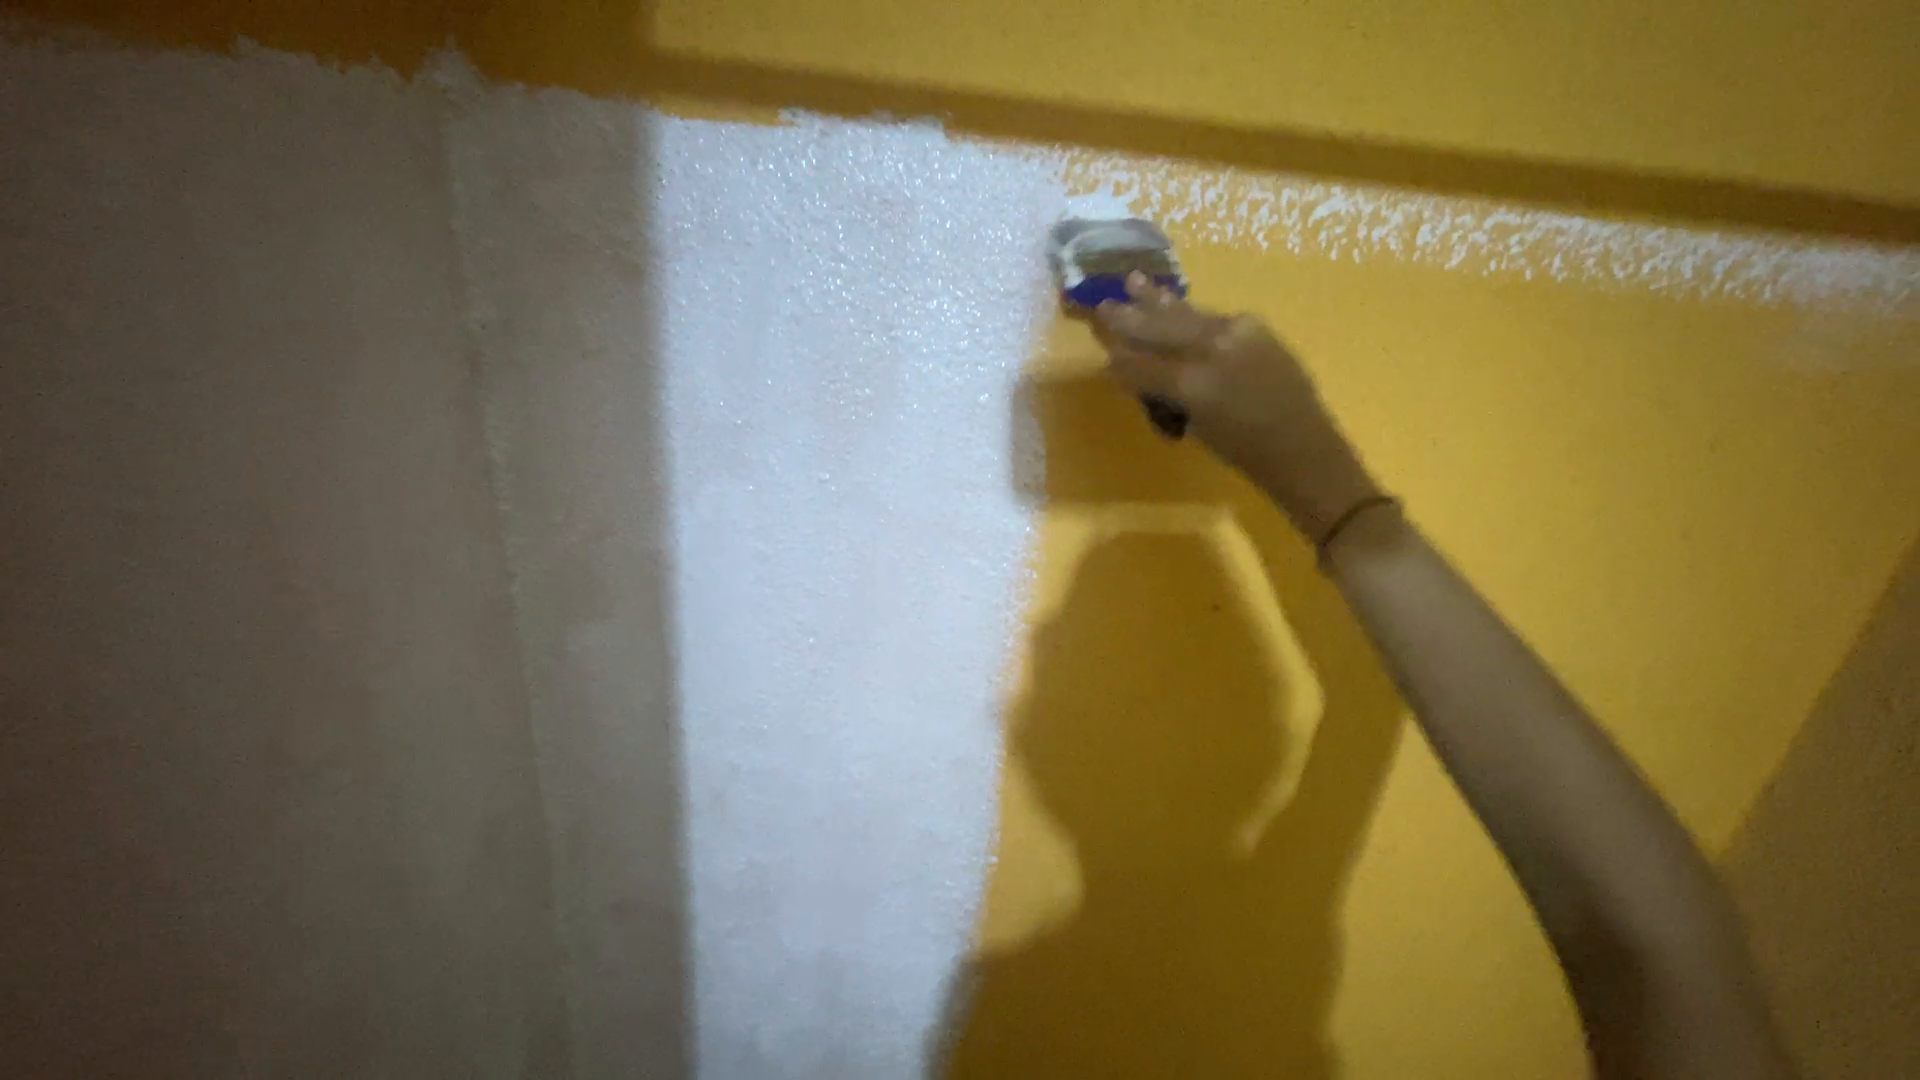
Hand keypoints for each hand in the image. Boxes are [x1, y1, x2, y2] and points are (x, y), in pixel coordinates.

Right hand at [1093, 272, 1383, 541]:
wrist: (1302, 448)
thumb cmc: (1243, 452)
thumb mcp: (1195, 426)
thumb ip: (1164, 393)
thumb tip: (1134, 371)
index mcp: (1192, 383)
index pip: (1141, 363)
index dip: (1119, 356)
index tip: (1100, 346)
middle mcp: (1212, 349)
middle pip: (1161, 328)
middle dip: (1131, 318)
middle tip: (1104, 305)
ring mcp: (1237, 333)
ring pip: (1187, 314)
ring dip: (1159, 301)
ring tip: (1135, 281)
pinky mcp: (1256, 329)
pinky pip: (1212, 316)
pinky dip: (1189, 312)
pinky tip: (1175, 304)